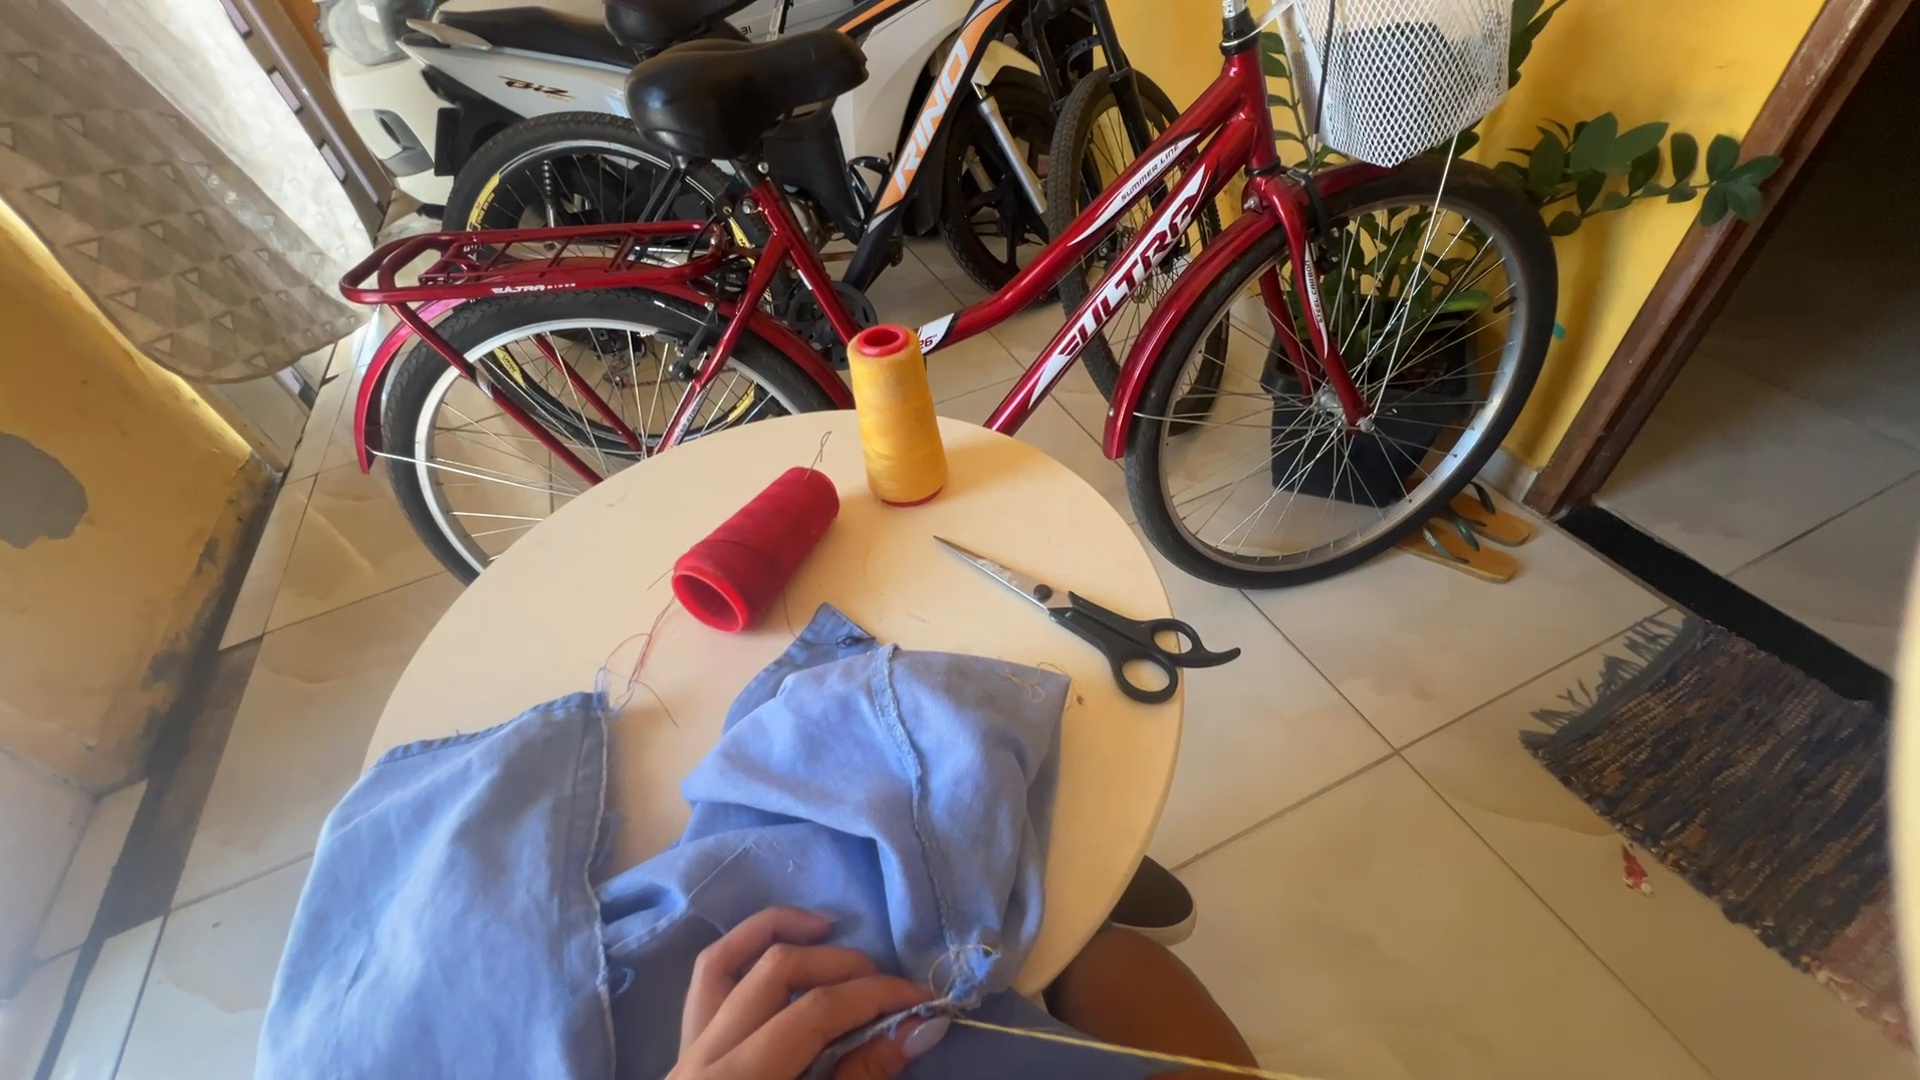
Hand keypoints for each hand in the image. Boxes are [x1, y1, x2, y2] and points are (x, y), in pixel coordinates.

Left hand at [669, 907, 949, 1079]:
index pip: (816, 1012)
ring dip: (786, 934)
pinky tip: (784, 944)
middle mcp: (702, 1058)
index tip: (924, 1000)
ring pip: (730, 960)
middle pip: (781, 973)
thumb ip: (863, 1077)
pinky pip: (707, 980)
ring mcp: (685, 1052)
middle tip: (894, 990)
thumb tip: (922, 1025)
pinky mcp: (684, 1053)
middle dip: (846, 968)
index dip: (876, 997)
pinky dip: (744, 948)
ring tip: (833, 928)